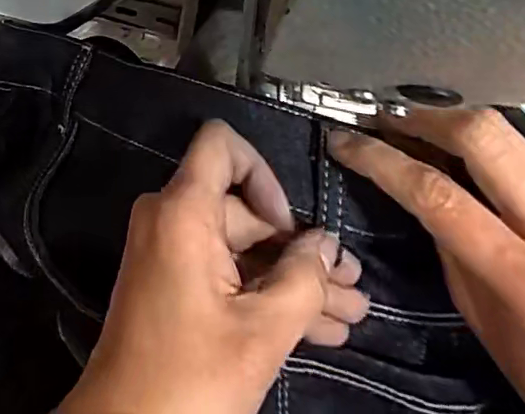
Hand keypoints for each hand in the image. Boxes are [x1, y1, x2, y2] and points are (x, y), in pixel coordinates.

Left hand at [60, 120, 369, 413]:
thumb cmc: (190, 378)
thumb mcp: (260, 331)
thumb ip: (303, 280)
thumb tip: (327, 246)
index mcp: (183, 209)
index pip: (222, 145)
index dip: (263, 173)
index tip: (288, 225)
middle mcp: (172, 219)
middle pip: (245, 209)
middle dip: (302, 249)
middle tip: (351, 283)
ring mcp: (172, 254)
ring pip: (244, 249)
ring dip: (294, 279)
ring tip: (350, 311)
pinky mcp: (175, 287)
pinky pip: (227, 272)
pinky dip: (266, 294)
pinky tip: (320, 327)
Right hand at [328, 109, 524, 413]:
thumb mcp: (486, 327)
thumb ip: (452, 251)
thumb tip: (416, 192)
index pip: (439, 196)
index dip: (382, 160)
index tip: (348, 143)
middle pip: (483, 137)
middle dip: (423, 116)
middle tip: (383, 118)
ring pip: (506, 132)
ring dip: (449, 119)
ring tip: (410, 124)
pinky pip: (524, 153)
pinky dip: (480, 140)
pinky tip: (455, 149)